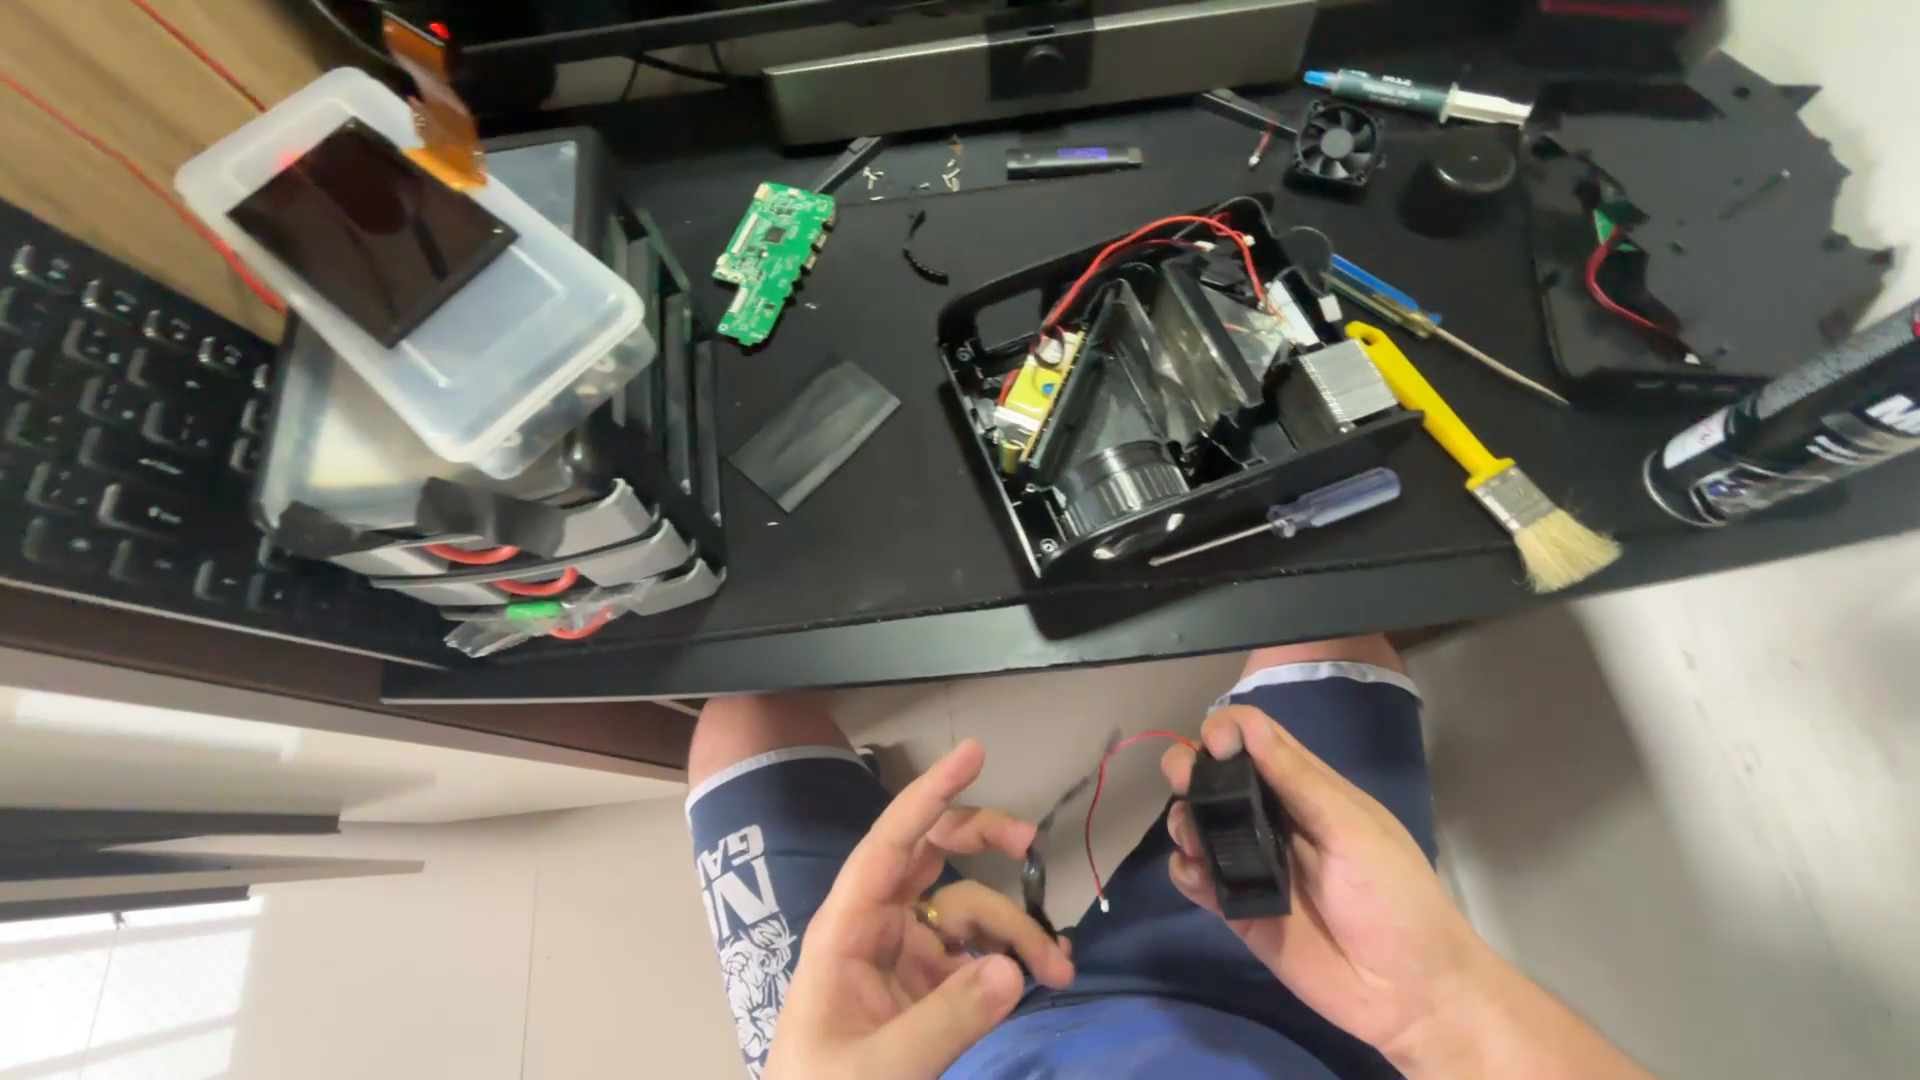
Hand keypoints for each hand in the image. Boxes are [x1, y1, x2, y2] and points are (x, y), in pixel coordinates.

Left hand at [765, 739, 1073, 1079]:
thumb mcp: (876, 1071)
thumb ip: (943, 1022)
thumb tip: (1013, 967)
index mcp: (848, 926)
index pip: (890, 842)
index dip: (930, 794)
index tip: (974, 753)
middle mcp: (879, 924)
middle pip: (933, 853)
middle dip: (984, 839)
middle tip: (1031, 843)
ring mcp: (908, 951)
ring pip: (970, 907)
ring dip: (1018, 928)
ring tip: (1058, 968)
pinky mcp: (931, 982)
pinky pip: (980, 950)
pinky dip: (1014, 954)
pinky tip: (1046, 970)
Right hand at [1161, 706, 1492, 1063]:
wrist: (1410, 995)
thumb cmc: (1394, 898)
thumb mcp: (1353, 830)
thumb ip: (1296, 780)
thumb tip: (1243, 725)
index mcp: (1302, 787)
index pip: (1252, 737)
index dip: (1226, 729)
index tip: (1215, 746)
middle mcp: (1267, 814)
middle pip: (1212, 773)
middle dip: (1188, 767)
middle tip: (1185, 782)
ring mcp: (1247, 858)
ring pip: (1194, 819)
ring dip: (1182, 819)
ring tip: (1196, 842)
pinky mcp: (1233, 902)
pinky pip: (1192, 875)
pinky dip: (1183, 869)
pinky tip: (1199, 878)